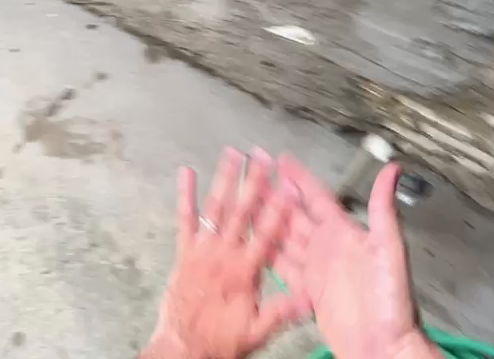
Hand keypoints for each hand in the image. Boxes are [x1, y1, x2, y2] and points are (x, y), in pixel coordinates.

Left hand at [143, 148, 308, 358]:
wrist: (183, 349)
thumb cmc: (220, 341)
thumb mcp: (257, 330)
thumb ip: (282, 310)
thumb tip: (310, 296)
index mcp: (244, 271)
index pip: (267, 233)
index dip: (279, 208)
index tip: (289, 184)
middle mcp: (224, 254)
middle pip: (243, 212)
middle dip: (254, 182)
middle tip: (262, 156)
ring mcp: (202, 249)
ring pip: (217, 208)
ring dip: (225, 179)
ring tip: (233, 153)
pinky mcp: (184, 251)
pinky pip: (185, 219)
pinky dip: (186, 194)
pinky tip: (186, 172)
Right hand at [274, 155, 437, 358]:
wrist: (384, 348)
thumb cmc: (392, 302)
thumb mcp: (389, 248)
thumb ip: (383, 209)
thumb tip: (392, 172)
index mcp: (344, 232)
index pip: (316, 197)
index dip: (299, 178)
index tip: (282, 160)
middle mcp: (328, 247)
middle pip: (294, 214)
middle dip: (274, 194)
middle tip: (255, 176)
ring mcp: (317, 270)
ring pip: (284, 238)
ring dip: (266, 220)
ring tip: (246, 204)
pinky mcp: (308, 293)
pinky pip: (283, 268)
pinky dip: (267, 255)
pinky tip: (254, 245)